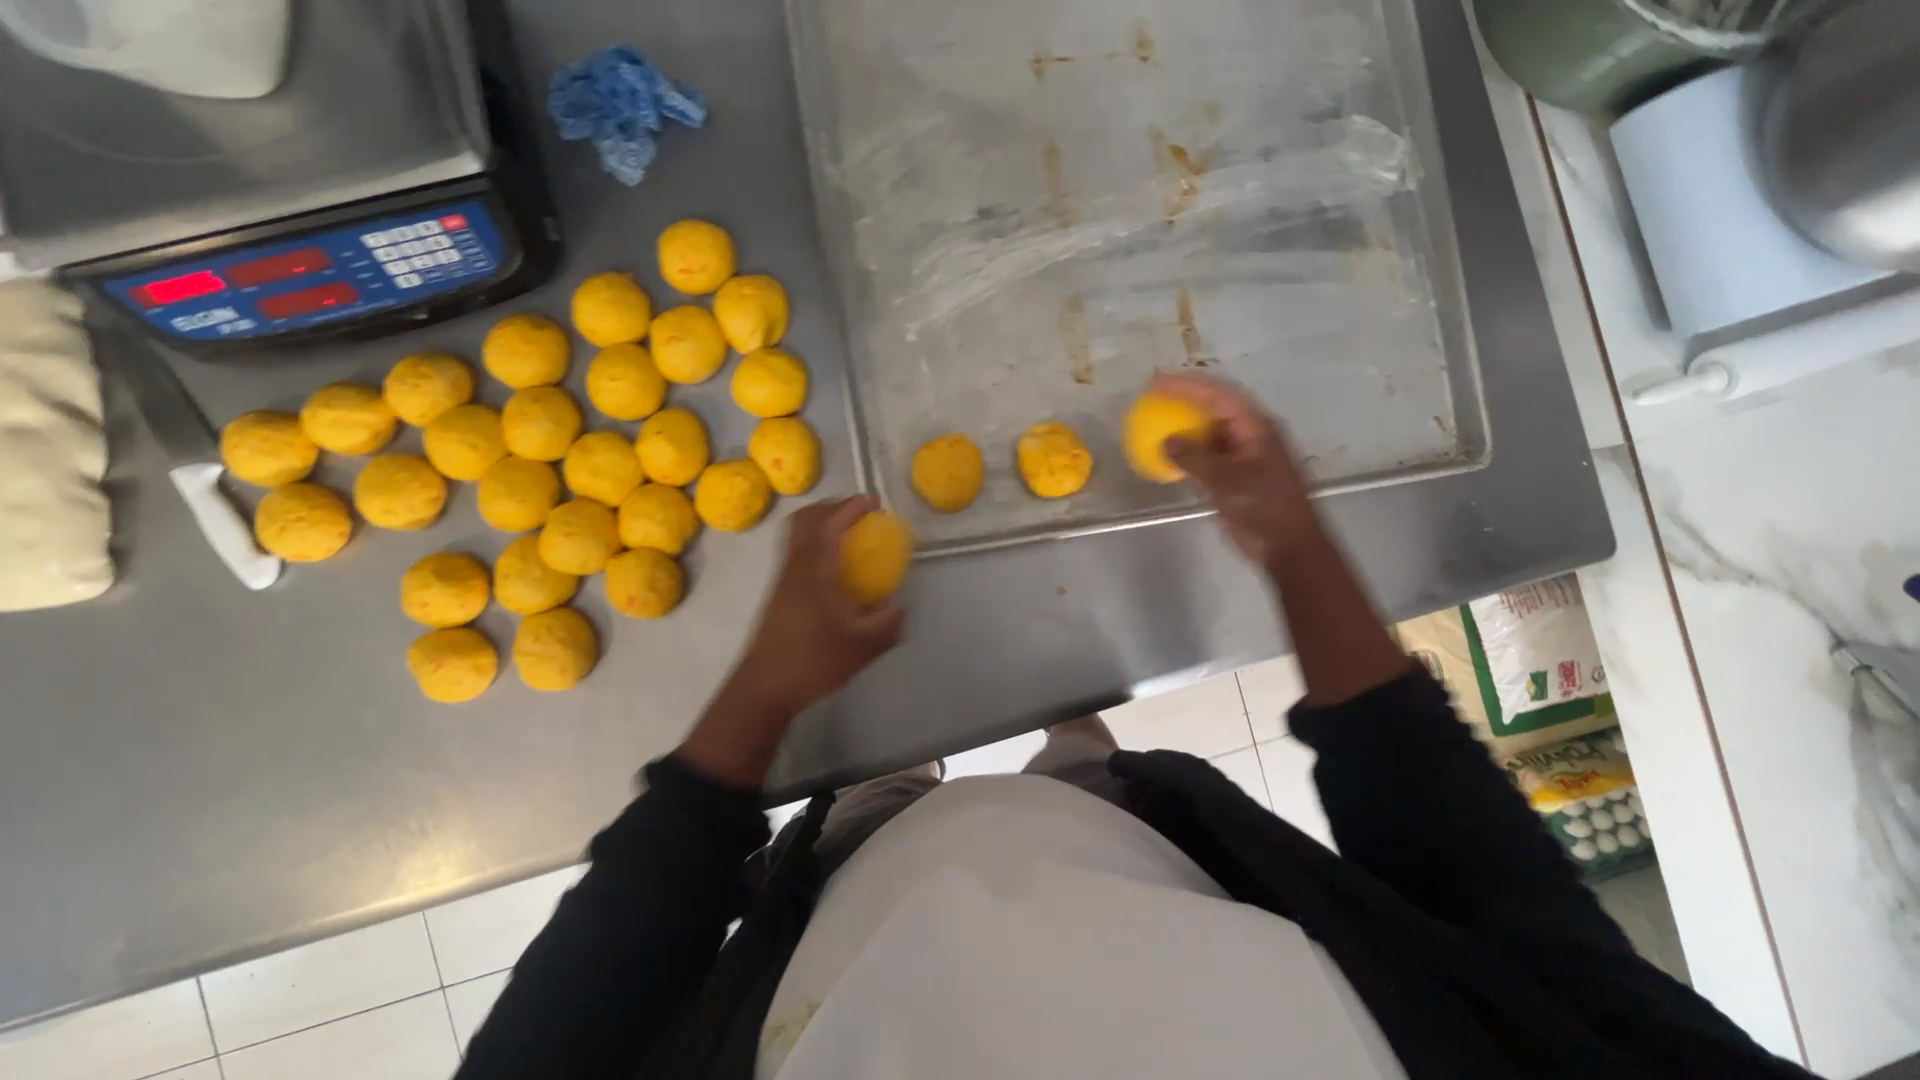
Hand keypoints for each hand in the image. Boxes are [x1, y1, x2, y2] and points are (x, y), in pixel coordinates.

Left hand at [732, 495, 905, 714]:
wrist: (763, 687)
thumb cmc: (811, 663)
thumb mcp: (861, 649)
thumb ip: (886, 626)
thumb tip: (899, 608)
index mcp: (814, 572)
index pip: (829, 524)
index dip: (851, 507)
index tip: (874, 503)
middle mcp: (795, 568)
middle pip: (805, 520)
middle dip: (832, 508)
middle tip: (859, 514)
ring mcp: (782, 580)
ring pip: (797, 535)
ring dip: (821, 525)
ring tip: (848, 536)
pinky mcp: (778, 595)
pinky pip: (797, 553)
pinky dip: (816, 545)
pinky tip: (836, 571)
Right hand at [1154, 372, 1317, 568]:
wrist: (1290, 547)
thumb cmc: (1263, 509)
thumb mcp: (1225, 481)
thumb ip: (1193, 458)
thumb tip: (1166, 441)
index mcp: (1256, 427)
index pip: (1218, 394)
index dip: (1187, 385)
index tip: (1156, 382)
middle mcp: (1252, 434)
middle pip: (1216, 406)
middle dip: (1185, 398)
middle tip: (1154, 396)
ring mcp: (1247, 455)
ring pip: (1212, 430)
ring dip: (1186, 425)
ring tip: (1157, 421)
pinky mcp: (1240, 476)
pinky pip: (1210, 454)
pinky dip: (1190, 451)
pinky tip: (1171, 454)